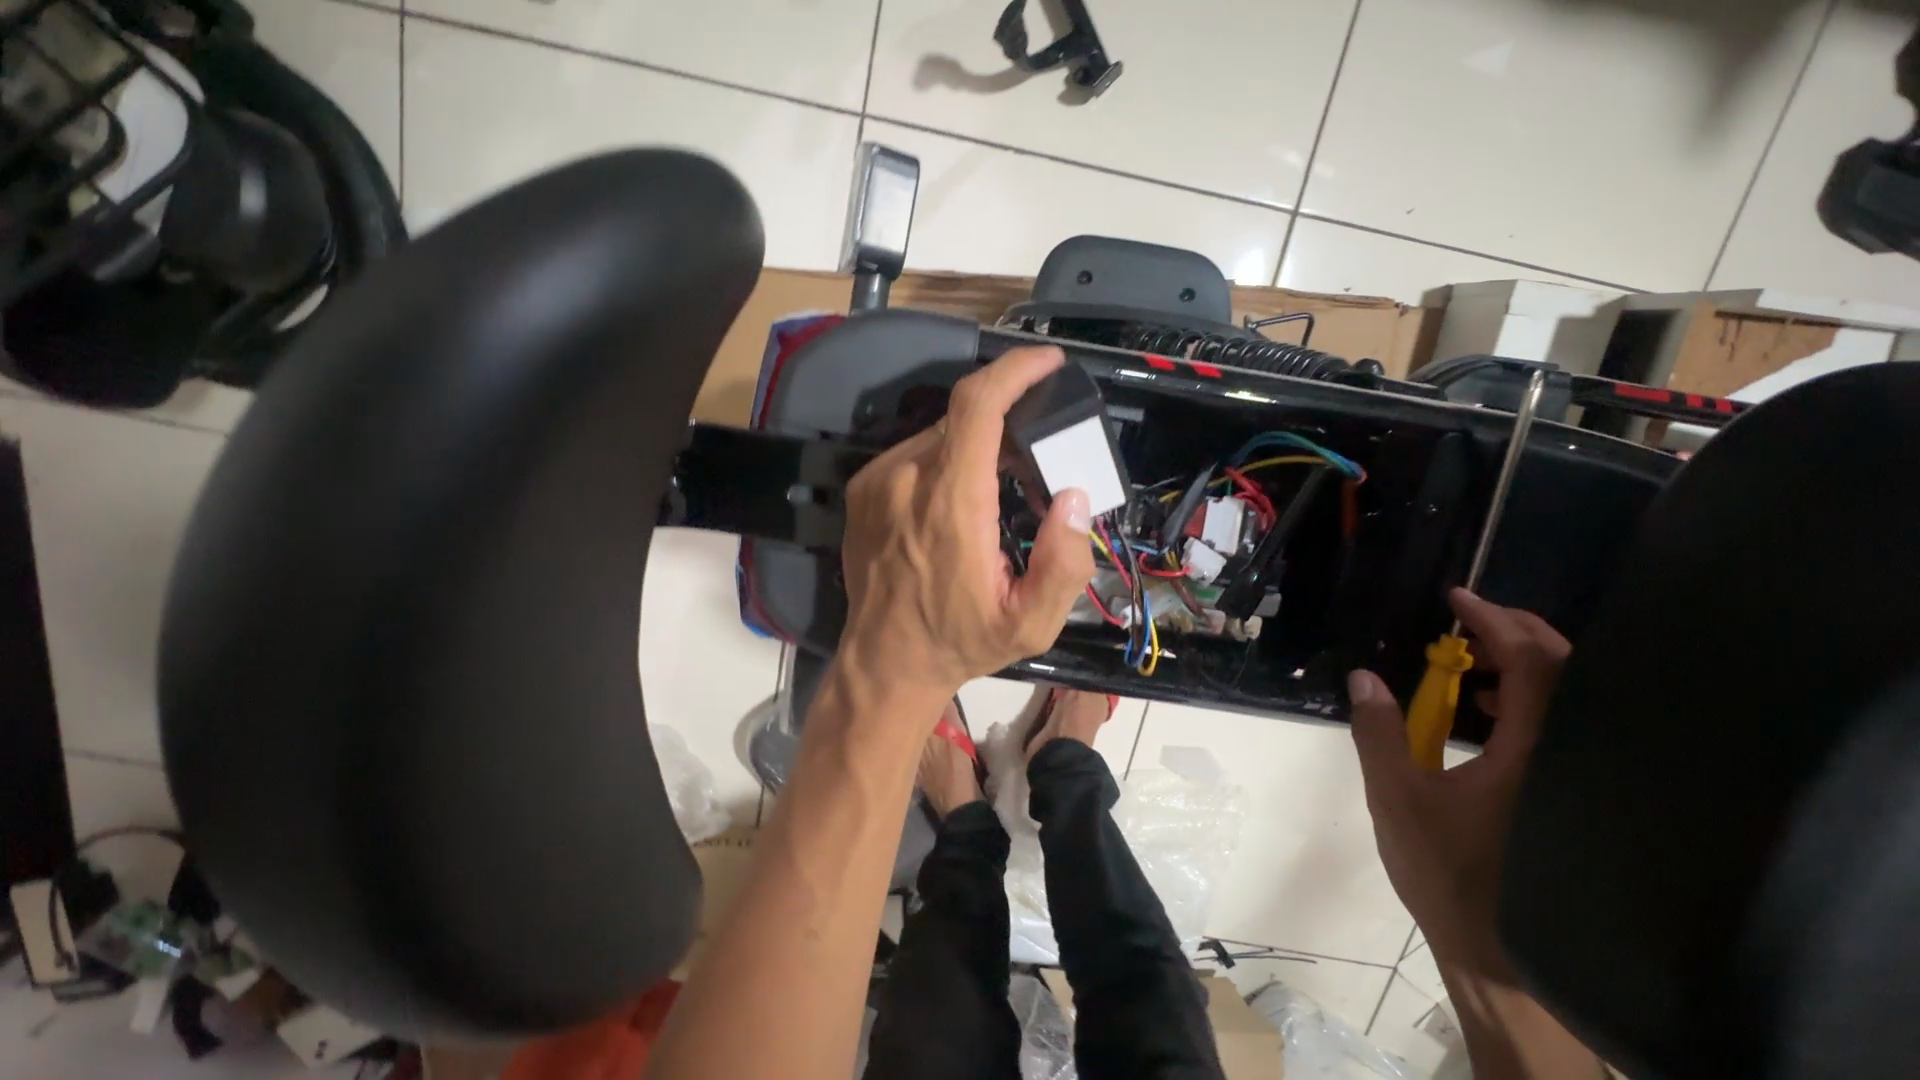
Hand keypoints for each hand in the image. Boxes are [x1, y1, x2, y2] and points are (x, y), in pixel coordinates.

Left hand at [838, 346, 1096, 695]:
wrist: (884, 662)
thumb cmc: (960, 640)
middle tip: (1035, 459)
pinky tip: (957, 501)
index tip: (1047, 363)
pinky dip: (943, 462)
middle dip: (1006, 422)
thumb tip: (1075, 496)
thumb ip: (1064, 562)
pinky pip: (912, 455)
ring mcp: (878, 481)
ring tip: (998, 488)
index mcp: (951, 501)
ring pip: (937, 436)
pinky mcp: (863, 490)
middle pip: (963, 419)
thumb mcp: (1031, 622)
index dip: (1015, 371)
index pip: (978, 405)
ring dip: (974, 446)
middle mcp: (907, 477)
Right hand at [1348, 588, 1570, 981]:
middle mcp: (1570, 755)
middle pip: (1563, 669)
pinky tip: (1484, 715)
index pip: (1529, 662)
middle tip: (1465, 622)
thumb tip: (1363, 677)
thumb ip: (1379, 733)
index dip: (1494, 621)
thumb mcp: (1397, 799)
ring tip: (1467, 665)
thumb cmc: (1448, 874)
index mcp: (1534, 750)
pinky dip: (1527, 704)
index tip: (1457, 598)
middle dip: (1515, 634)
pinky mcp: (1574, 796)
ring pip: (1568, 699)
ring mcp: (1579, 777)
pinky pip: (1563, 726)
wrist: (1501, 955)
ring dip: (1522, 668)